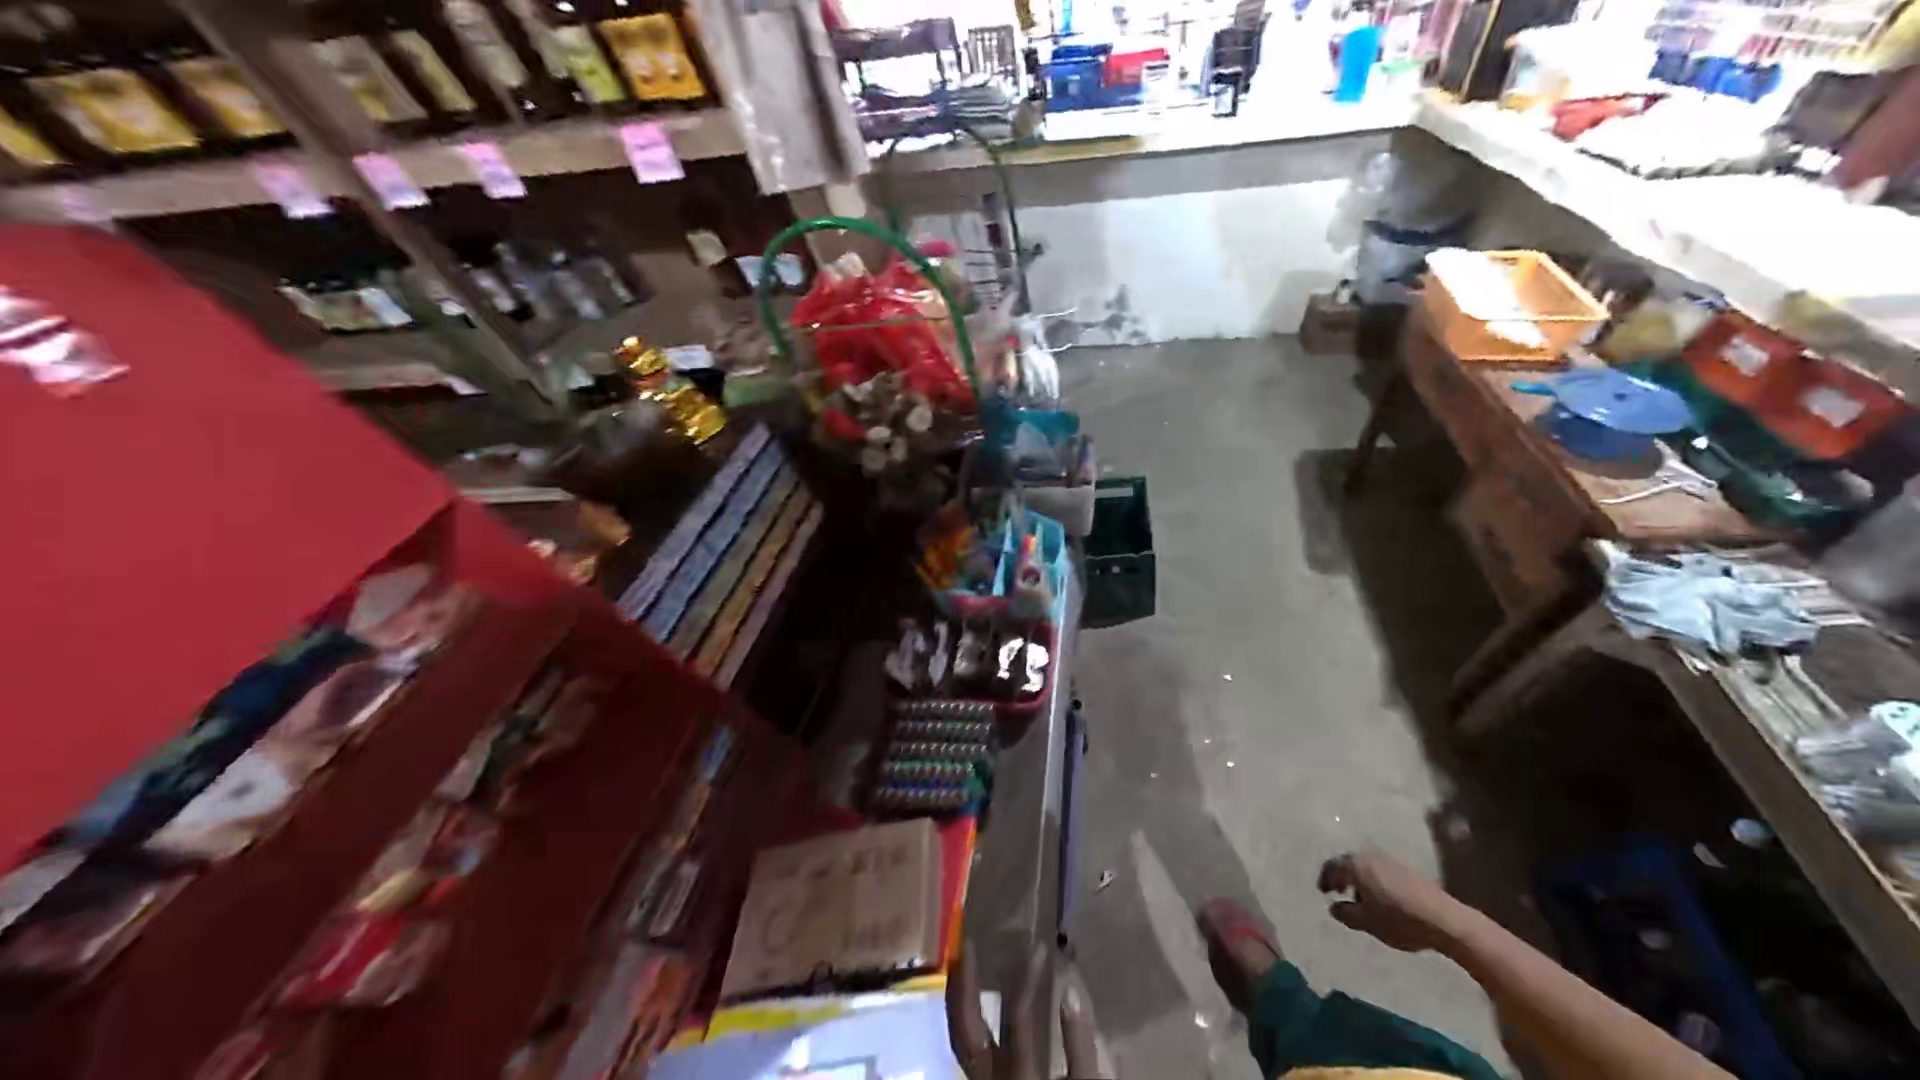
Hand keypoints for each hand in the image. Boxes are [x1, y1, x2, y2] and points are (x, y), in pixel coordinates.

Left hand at [947, 943, 1107, 1079]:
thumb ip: (1083, 1049)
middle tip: (967, 943)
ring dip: (956, 999)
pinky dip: (962, 1020)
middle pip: (966, 1029)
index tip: (1040, 949)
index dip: (1029, 980)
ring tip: (962, 963)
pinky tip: (970, 1002)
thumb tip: (1071, 994)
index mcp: (1021, 1078)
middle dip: (964, 984)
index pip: (1020, 1018)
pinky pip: (963, 1050)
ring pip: (957, 1039)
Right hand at [1318, 849, 1468, 953]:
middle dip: (1341, 876)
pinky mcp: (1406, 868)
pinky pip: (1381, 869)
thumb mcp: (1366, 922)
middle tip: (1339, 891)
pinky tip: (1382, 897)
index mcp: (1355, 866)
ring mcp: (1390, 860)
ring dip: (1359, 877)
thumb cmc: (1399, 920)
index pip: (1331, 867)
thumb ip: (1345, 913)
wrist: (1445, 920)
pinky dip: (1374, 879)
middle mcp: (1369, 856)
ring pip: (1365, 865)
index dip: (1324, 879)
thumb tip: (1334, 907)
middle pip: (1347, 862)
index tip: (1324, 893)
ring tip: (1362, 897)